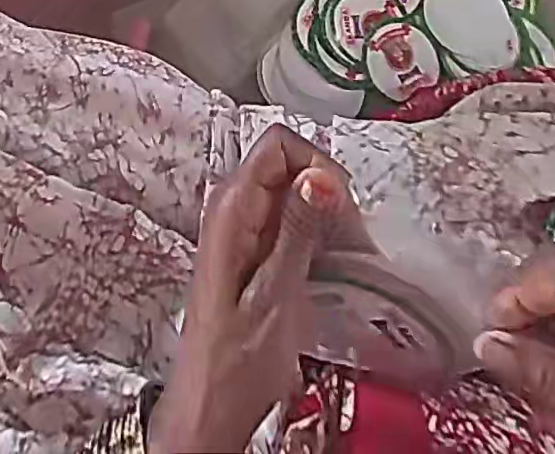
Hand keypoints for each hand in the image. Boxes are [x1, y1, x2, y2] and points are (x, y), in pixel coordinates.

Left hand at [149, 125, 360, 453]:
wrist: (207, 411)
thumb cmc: (235, 363)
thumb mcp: (274, 296)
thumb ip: (297, 230)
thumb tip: (321, 175)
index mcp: (231, 207)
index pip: (278, 143)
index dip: (314, 161)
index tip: (339, 202)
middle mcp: (233, 204)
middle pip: (289, 161)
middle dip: (325, 187)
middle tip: (348, 234)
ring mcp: (243, 222)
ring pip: (294, 186)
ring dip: (325, 210)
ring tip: (343, 251)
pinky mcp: (253, 242)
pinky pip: (290, 213)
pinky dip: (316, 228)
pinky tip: (329, 260)